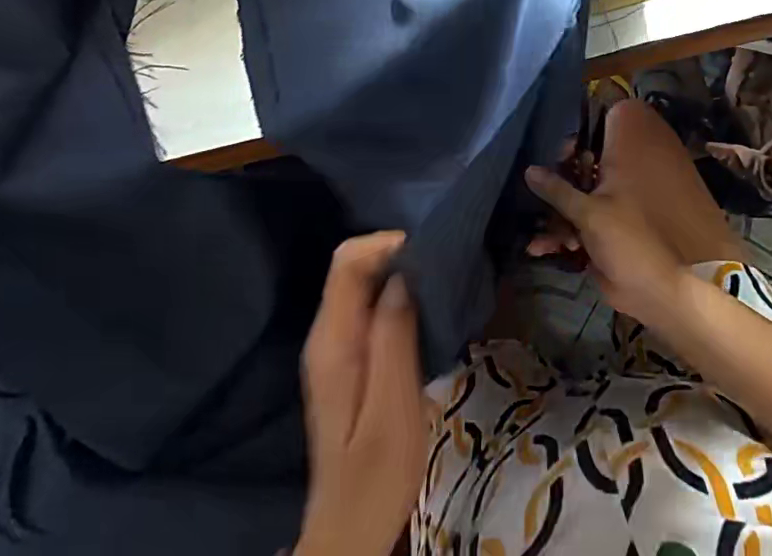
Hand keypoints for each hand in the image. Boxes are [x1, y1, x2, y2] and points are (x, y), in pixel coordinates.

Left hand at [296, 232, 429, 555]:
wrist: (351, 527)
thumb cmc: (376, 474)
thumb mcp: (393, 407)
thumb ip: (395, 337)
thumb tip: (404, 274)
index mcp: (332, 341)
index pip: (347, 262)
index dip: (387, 244)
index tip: (431, 252)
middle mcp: (326, 334)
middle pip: (353, 267)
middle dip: (398, 254)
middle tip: (445, 264)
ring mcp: (335, 346)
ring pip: (363, 284)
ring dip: (401, 274)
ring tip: (444, 280)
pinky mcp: (350, 357)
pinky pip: (371, 307)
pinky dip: (400, 295)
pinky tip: (428, 307)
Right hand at [525, 99, 743, 326]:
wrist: (678, 293)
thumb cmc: (635, 239)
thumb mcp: (589, 214)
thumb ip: (557, 190)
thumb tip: (529, 169)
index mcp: (632, 145)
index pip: (602, 115)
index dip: (577, 129)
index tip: (555, 153)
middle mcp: (634, 163)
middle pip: (590, 156)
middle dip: (561, 178)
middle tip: (541, 198)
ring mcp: (632, 194)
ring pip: (590, 189)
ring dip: (564, 212)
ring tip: (543, 238)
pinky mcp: (628, 222)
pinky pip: (599, 215)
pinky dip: (577, 229)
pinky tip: (551, 248)